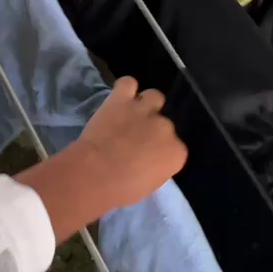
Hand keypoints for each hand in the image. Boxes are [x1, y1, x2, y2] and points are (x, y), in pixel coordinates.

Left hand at [14, 77, 184, 241]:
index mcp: (177, 152)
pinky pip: (128, 83)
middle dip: (152, 128)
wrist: (95, 173)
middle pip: (164, 122)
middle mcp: (166, 127)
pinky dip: (125, 89)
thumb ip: (157, 165)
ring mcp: (145, 110)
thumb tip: (150, 158)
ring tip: (132, 114)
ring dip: (145, 104)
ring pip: (154, 96)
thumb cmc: (121, 188)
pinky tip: (120, 98)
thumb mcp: (150, 183)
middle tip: (134, 138)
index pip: (175, 147)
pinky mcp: (122, 99)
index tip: (148, 156)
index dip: (160, 150)